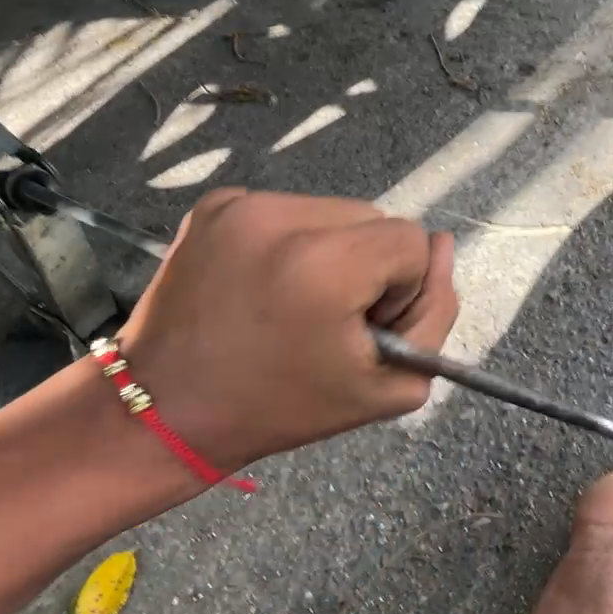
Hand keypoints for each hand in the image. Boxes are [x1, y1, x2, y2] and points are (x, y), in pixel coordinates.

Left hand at [115, 189, 456, 470]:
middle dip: (370, 267)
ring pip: (334, 211)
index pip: (413, 241)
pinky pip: (289, 211)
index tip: (361, 331)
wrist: (166, 409)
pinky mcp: (215, 204)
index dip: (401, 292)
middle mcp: (282, 217)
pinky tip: (266, 285)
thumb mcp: (388, 386)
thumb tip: (445, 247)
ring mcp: (242, 204)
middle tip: (330, 321)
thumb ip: (436, 316)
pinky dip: (292, 244)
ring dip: (335, 252)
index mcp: (325, 264)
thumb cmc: (282, 408)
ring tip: (296, 303)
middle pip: (375, 219)